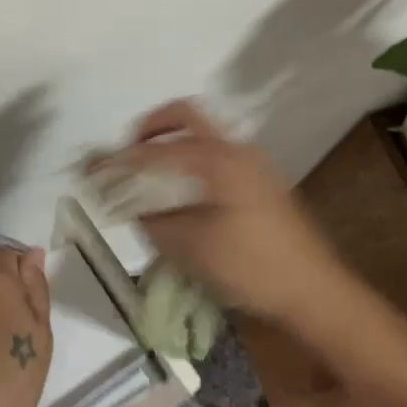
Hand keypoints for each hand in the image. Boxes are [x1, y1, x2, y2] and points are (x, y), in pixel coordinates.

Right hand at [112, 100, 349, 324]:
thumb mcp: (188, 247)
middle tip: (129, 154)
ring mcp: (254, 165)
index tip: (93, 170)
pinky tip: (183, 197)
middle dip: (151, 129)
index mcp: (216, 160)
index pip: (155, 150)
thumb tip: (128, 203)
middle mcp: (236, 151)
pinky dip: (192, 163)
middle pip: (186, 116)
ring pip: (204, 136)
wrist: (313, 291)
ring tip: (150, 178)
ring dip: (173, 145)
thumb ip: (151, 219)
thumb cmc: (249, 266)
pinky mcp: (262, 184)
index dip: (119, 160)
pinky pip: (218, 156)